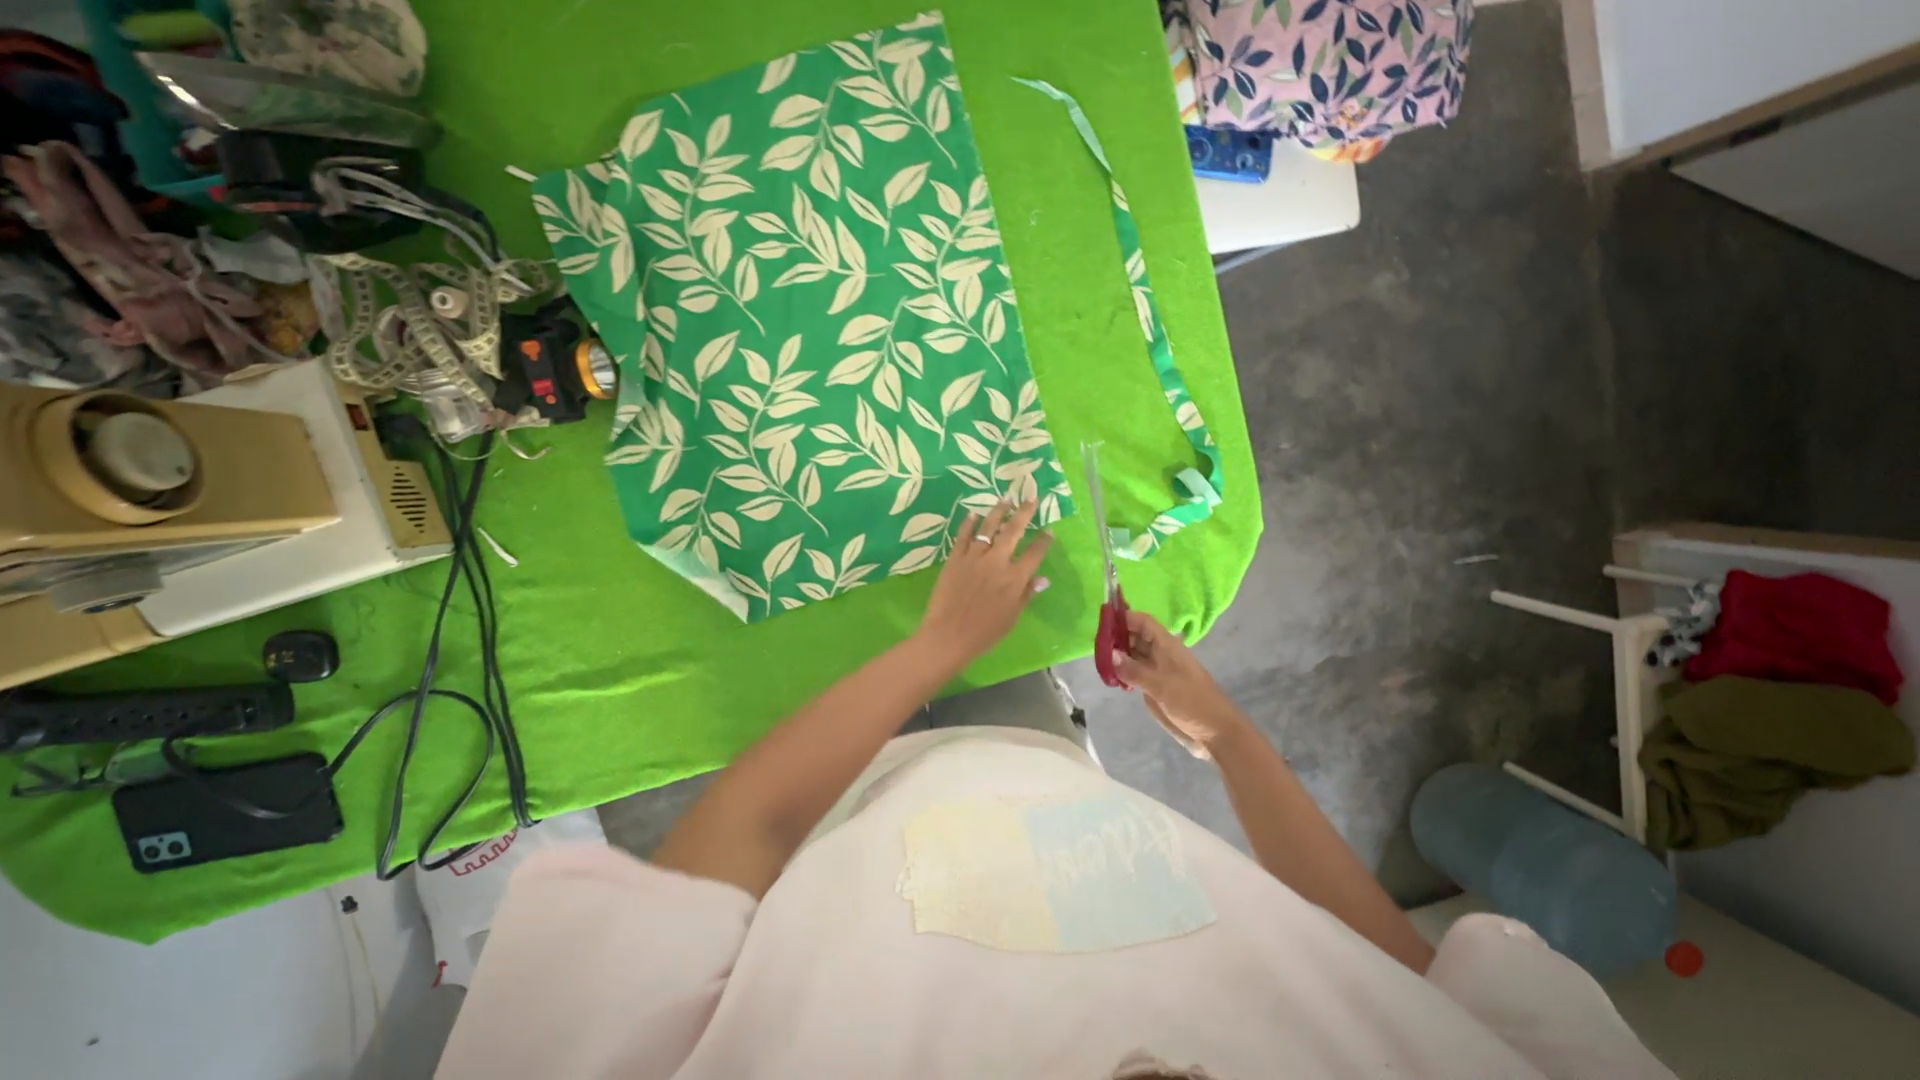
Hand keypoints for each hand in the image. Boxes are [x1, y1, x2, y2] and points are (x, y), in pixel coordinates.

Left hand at [916, 500, 1052, 667]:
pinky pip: (963, 535)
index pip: (1035, 553)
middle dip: (1024, 512)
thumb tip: (1043, 578)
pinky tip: (974, 514)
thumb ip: (1027, 594)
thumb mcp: (1012, 617)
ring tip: (1006, 499)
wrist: (949, 635)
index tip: (1049, 530)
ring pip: (989, 526)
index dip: (1044, 540)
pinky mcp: (955, 558)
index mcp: (1015, 578)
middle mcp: (997, 561)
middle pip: (1014, 530)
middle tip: (1030, 498)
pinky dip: (969, 523)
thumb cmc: (985, 632)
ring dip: (999, 511)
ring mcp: (974, 557)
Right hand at [1112, 611, 1248, 758]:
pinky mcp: (1154, 687)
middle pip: (1135, 636)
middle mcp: (1160, 654)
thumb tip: (1110, 654)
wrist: (1214, 731)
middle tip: (1094, 644)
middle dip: (1116, 637)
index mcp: (1167, 646)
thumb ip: (1134, 671)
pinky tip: (1110, 679)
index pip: (1142, 622)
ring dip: (1117, 656)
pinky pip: (1134, 674)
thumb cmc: (1192, 702)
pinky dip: (1122, 673)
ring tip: (1098, 661)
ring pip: (1133, 655)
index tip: (1103, 620)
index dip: (1124, 617)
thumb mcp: (1162, 686)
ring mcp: (1157, 671)